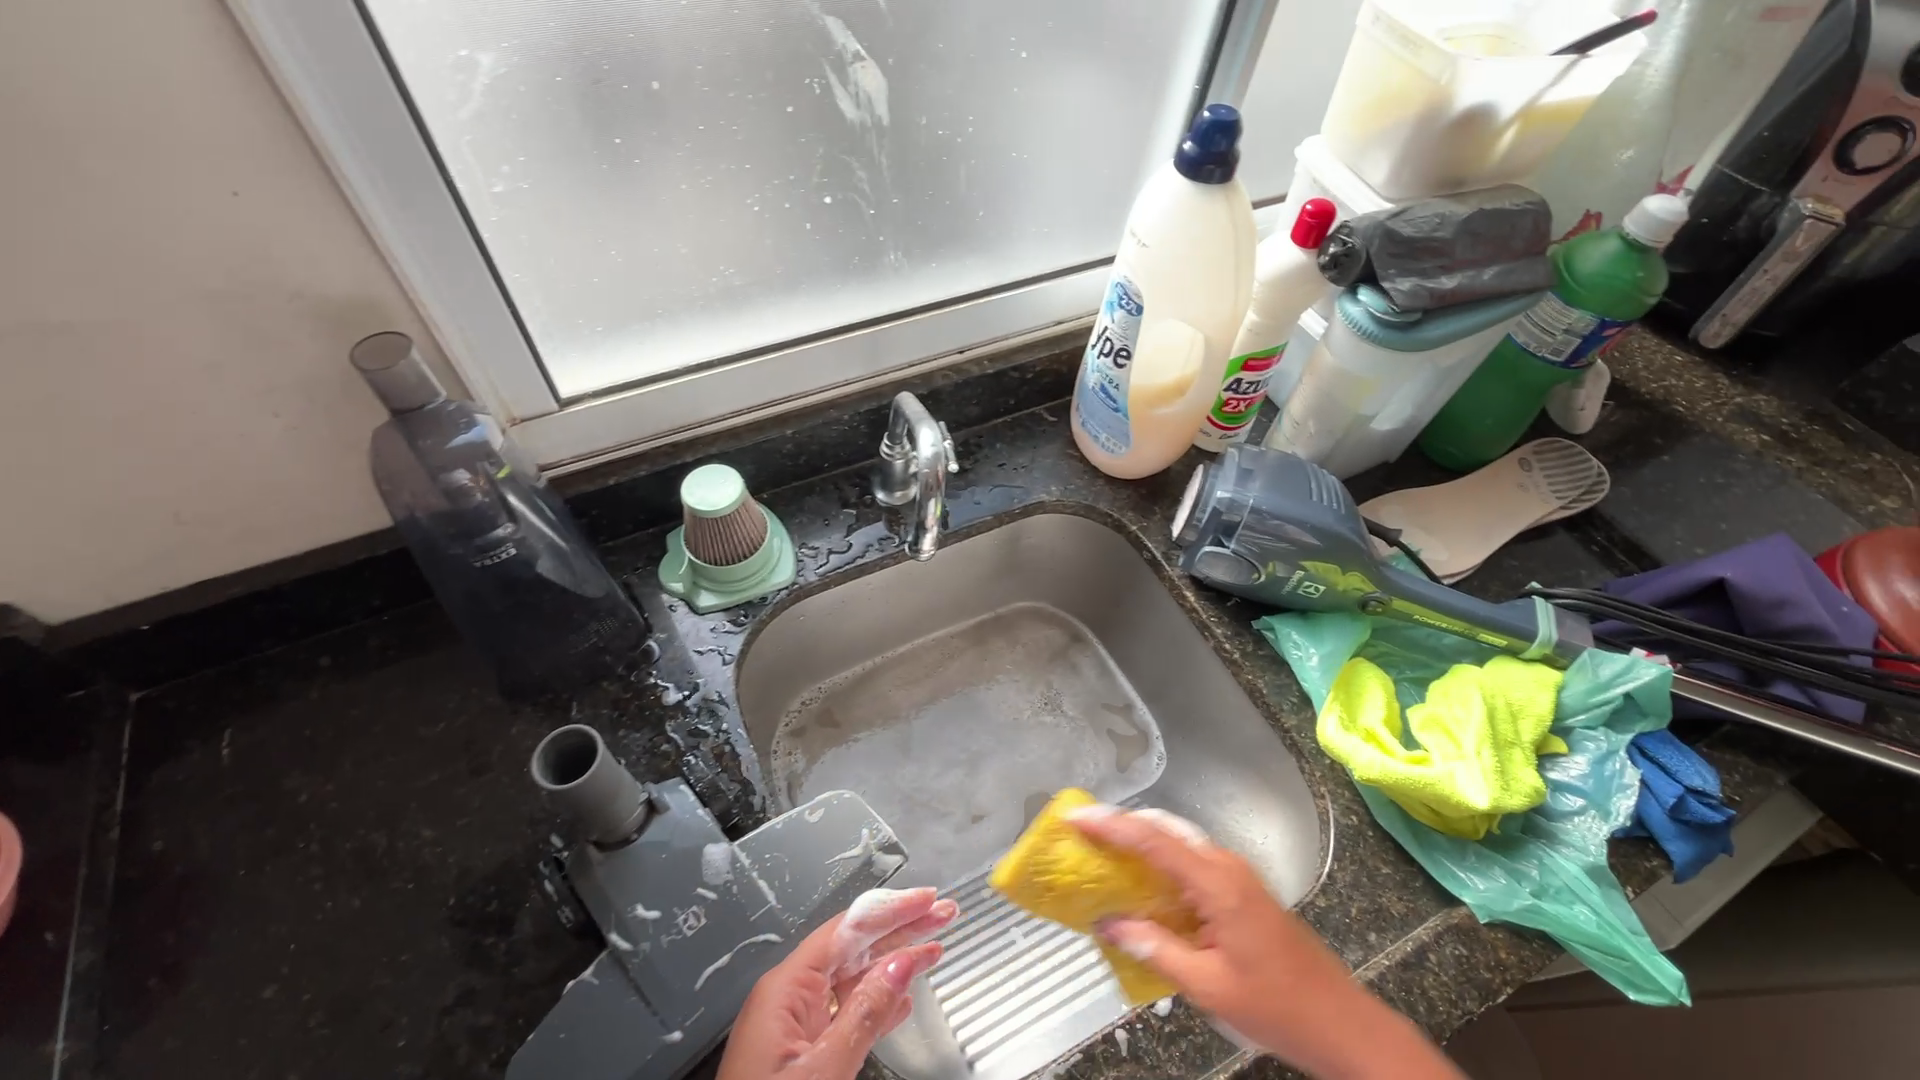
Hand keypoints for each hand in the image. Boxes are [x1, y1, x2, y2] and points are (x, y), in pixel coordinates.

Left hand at [717, 887, 958, 1079]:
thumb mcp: (823, 1069)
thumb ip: (864, 1014)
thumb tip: (901, 963)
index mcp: (785, 988)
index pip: (847, 930)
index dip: (891, 910)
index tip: (927, 898)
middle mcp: (788, 996)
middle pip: (853, 948)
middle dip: (901, 929)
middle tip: (944, 913)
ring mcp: (794, 1024)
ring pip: (854, 979)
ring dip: (896, 964)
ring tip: (936, 948)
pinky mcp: (800, 1051)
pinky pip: (844, 1011)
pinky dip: (878, 1002)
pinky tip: (903, 998)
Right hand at [1071, 808, 1462, 1079]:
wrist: (1341, 1022)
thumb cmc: (1276, 1006)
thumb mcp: (1207, 985)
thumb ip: (1155, 948)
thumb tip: (1108, 924)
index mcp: (1217, 884)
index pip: (1153, 840)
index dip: (1110, 825)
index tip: (1075, 815)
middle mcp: (1226, 867)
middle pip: (1166, 830)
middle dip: (1122, 826)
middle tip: (1082, 834)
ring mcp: (1237, 877)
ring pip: (1180, 844)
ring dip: (1141, 844)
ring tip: (1102, 855)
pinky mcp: (1242, 891)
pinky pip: (1192, 863)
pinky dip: (1161, 863)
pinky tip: (1141, 886)